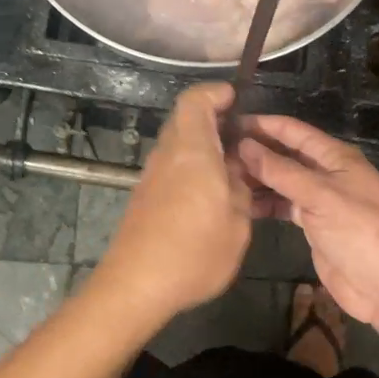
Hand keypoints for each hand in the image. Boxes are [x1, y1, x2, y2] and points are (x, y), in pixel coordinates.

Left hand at [91, 83, 251, 322]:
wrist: (135, 285)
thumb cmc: (193, 252)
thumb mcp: (237, 224)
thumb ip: (240, 191)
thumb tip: (235, 175)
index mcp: (191, 150)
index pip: (195, 100)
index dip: (215, 93)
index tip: (236, 99)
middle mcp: (168, 154)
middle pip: (185, 119)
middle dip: (214, 120)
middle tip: (243, 137)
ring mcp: (153, 175)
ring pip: (179, 144)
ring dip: (203, 146)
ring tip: (233, 170)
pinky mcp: (145, 196)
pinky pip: (172, 166)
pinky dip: (192, 167)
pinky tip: (211, 195)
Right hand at [237, 117, 378, 326]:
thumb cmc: (360, 233)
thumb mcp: (321, 197)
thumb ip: (281, 171)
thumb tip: (244, 145)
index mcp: (336, 157)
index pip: (294, 131)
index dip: (263, 125)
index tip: (229, 122)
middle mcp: (327, 173)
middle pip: (285, 154)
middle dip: (255, 152)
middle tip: (217, 152)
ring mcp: (320, 199)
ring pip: (281, 180)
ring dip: (256, 178)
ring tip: (222, 177)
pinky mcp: (313, 224)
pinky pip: (283, 205)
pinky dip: (264, 203)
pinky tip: (240, 203)